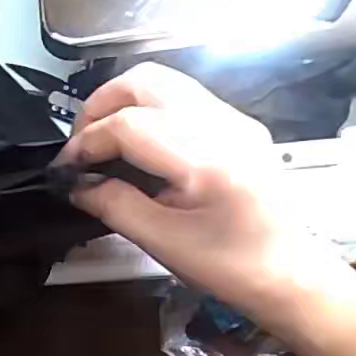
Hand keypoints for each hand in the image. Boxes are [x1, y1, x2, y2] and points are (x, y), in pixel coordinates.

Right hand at [59, 64, 343, 325]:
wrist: (290, 273)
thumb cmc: (229, 266)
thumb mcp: (161, 241)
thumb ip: (112, 205)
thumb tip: (76, 183)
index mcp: (206, 159)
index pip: (128, 124)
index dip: (86, 142)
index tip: (66, 167)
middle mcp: (223, 126)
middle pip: (145, 82)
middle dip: (99, 107)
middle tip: (80, 146)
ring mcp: (233, 120)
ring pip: (162, 81)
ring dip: (120, 104)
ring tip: (101, 142)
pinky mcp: (235, 125)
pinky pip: (179, 98)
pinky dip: (144, 110)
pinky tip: (132, 145)